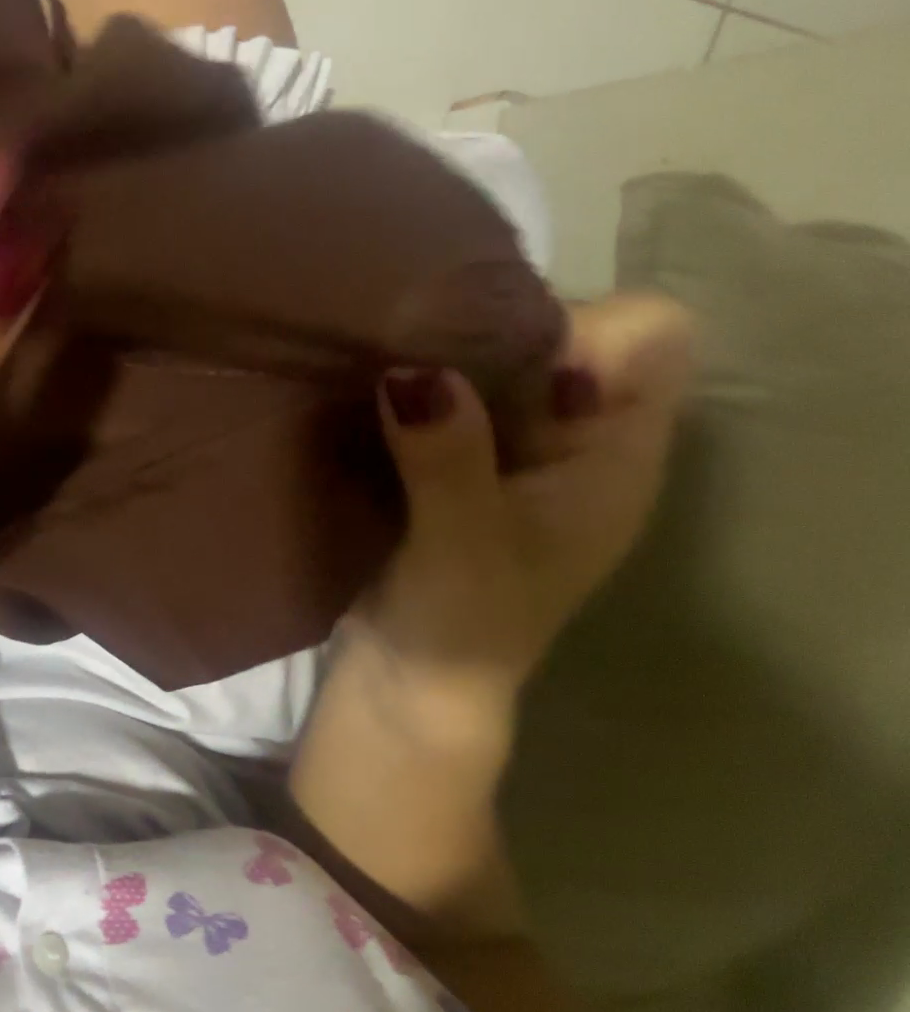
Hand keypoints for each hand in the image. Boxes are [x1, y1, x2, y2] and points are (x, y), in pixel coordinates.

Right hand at [360, 293, 694, 689]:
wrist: (411, 683)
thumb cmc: (461, 625)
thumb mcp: (462, 542)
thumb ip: (448, 455)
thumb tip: (412, 371)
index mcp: (614, 457)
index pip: (642, 340)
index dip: (575, 327)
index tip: (484, 350)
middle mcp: (573, 443)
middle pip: (561, 340)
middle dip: (492, 329)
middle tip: (414, 344)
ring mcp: (511, 456)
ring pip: (494, 368)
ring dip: (441, 358)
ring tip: (382, 364)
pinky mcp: (454, 468)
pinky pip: (445, 402)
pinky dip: (413, 390)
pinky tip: (370, 396)